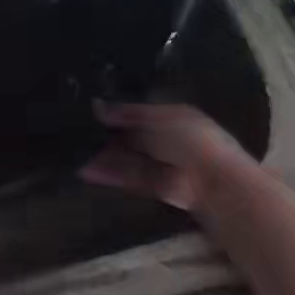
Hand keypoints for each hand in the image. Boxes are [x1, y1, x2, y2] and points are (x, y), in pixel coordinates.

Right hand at [81, 101, 255, 213]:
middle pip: (135, 135)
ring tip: (77, 154)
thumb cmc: (192, 141)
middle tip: (80, 131)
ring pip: (131, 157)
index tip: (91, 109)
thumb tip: (98, 106)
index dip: (119, 110)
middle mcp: (172, 139)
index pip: (143, 110)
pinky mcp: (159, 188)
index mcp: (177, 116)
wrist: (217, 186)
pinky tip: (88, 170)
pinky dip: (111, 174)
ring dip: (107, 156)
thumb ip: (128, 113)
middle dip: (111, 134)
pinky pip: (132, 177)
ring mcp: (166, 164)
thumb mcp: (158, 118)